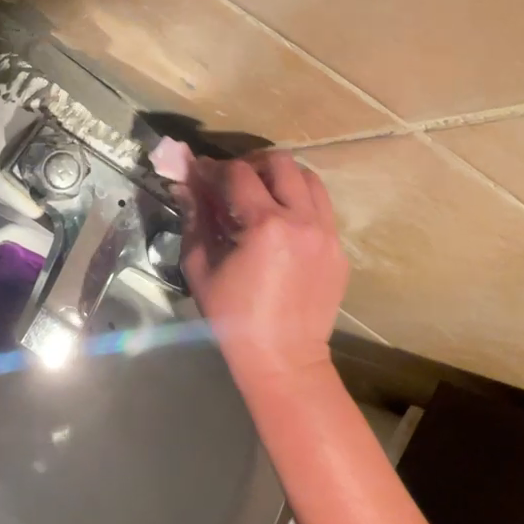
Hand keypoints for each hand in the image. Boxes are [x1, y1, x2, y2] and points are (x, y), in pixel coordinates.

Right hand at [174, 151, 348, 383]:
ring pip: (308, 179)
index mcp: (265, 225)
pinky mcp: (338, 250)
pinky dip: (298, 203)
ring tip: (260, 195)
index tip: (198, 172)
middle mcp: (302, 220)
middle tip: (231, 181)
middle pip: (280, 163)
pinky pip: (321, 208)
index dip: (213, 168)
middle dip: (250, 164)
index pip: (238, 173)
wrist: (284, 360)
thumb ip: (195, 219)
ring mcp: (327, 234)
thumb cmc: (233, 317)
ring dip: (280, 178)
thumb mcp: (201, 267)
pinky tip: (279, 224)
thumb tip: (186, 186)